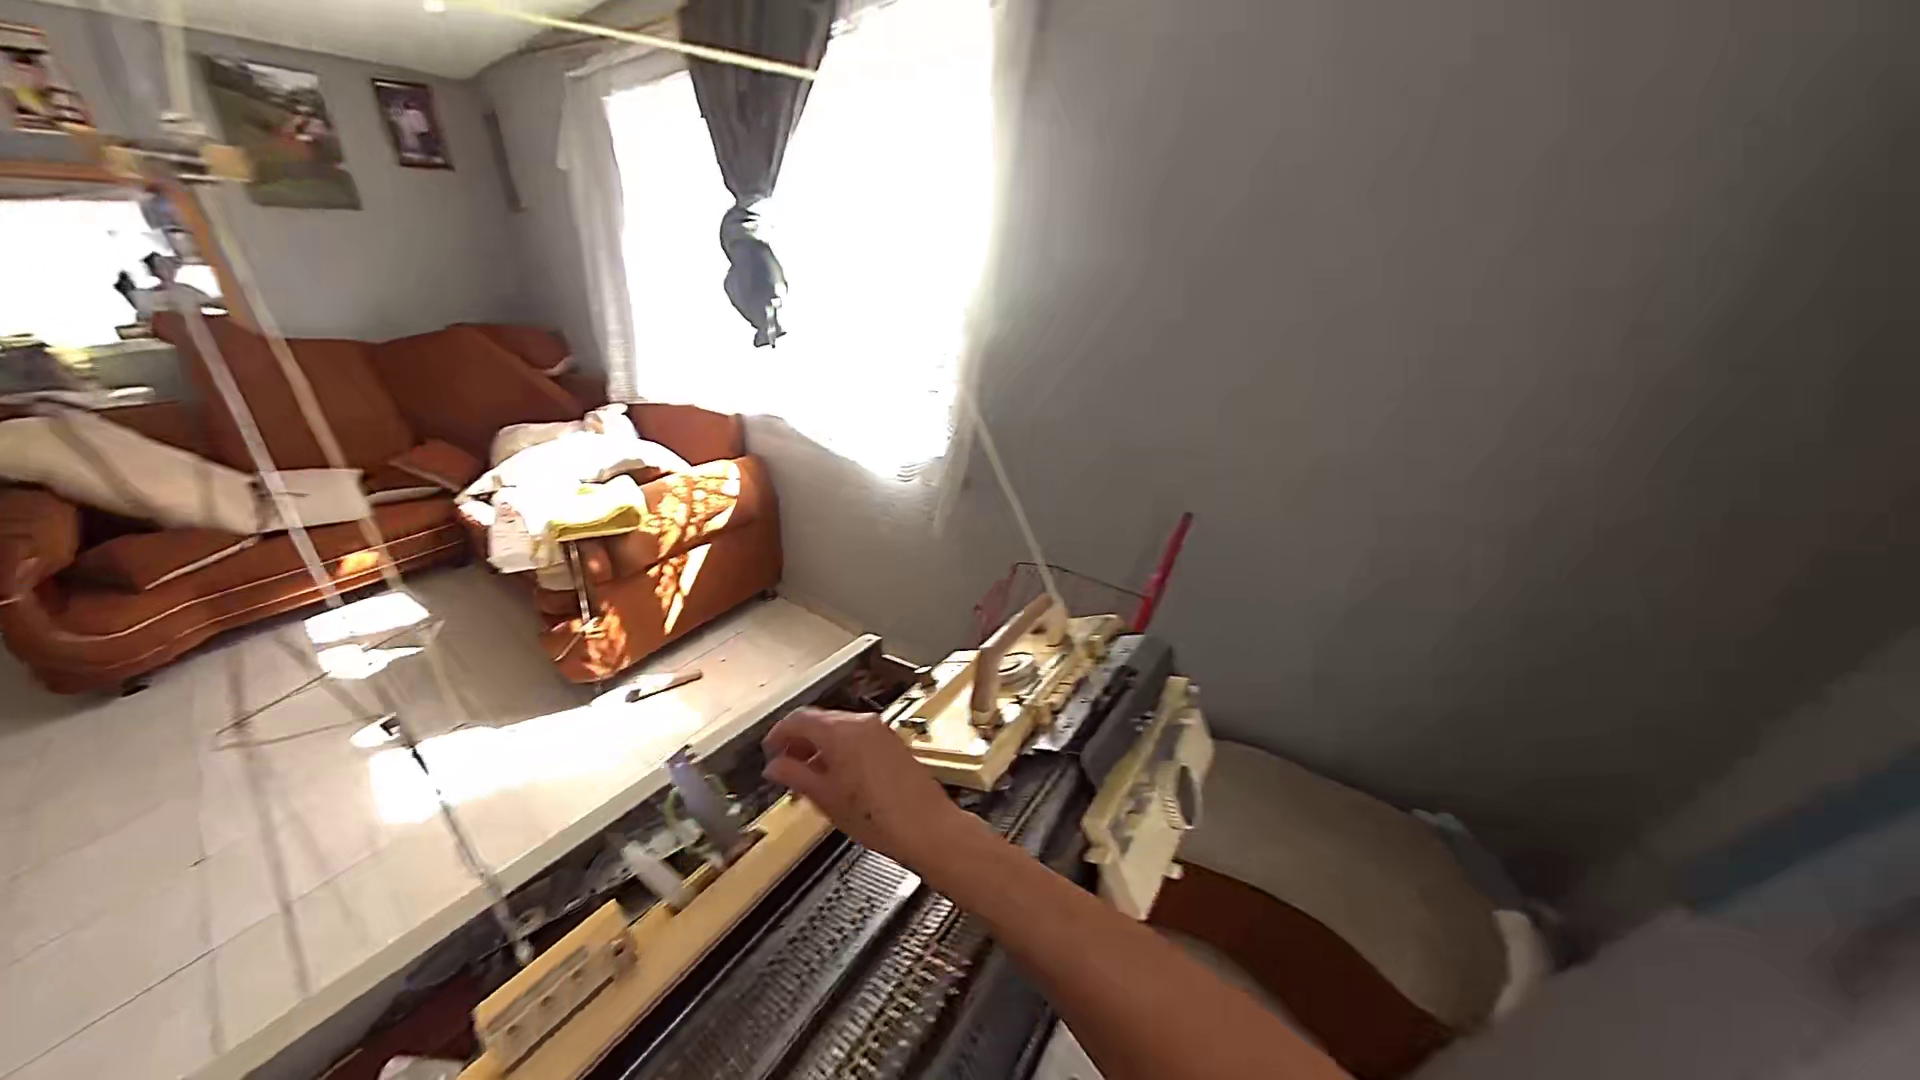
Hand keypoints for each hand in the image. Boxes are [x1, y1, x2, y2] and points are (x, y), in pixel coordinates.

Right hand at [762, 707, 977, 866]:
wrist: (925, 826)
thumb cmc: (880, 816)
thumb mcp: (825, 798)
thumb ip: (795, 775)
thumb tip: (775, 766)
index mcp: (841, 731)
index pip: (799, 719)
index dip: (778, 734)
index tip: (769, 750)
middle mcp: (862, 723)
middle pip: (819, 719)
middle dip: (798, 740)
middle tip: (783, 764)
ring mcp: (880, 730)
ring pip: (838, 727)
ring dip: (819, 744)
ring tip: (807, 774)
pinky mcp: (891, 741)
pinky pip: (857, 736)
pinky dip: (840, 748)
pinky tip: (834, 774)